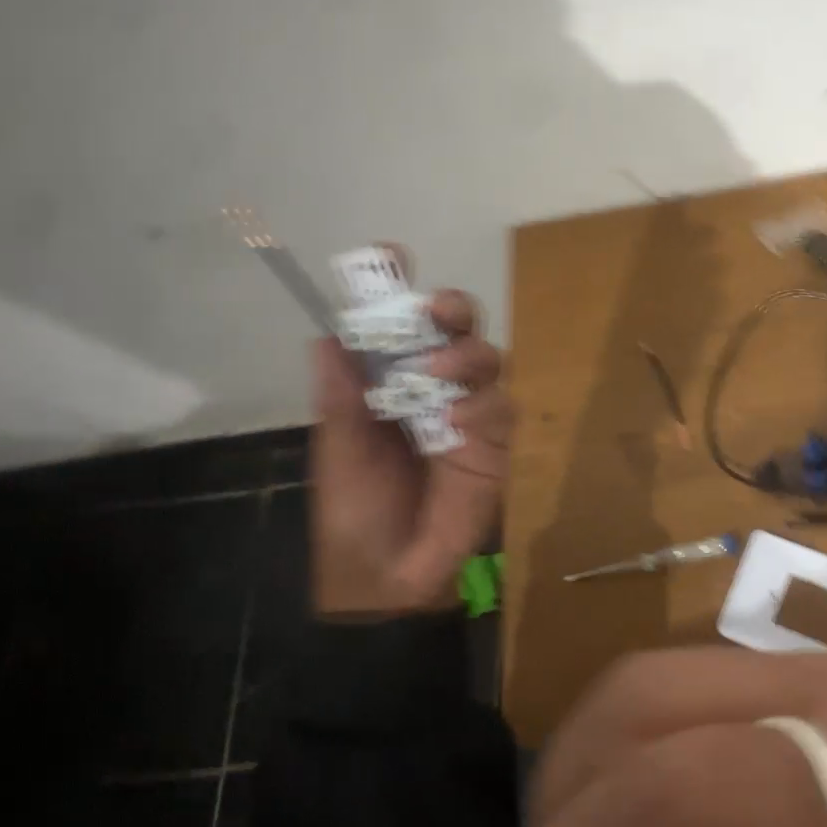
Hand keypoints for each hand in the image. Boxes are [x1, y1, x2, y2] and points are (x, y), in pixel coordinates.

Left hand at [308, 253, 513, 614]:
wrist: (386, 570)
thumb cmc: (354, 510)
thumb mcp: (336, 450)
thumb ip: (338, 398)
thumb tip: (325, 336)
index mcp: (390, 381)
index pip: (401, 325)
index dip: (400, 290)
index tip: (391, 256)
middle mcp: (434, 387)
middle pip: (458, 331)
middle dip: (452, 310)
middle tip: (435, 311)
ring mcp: (470, 414)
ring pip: (489, 362)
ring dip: (467, 356)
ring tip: (438, 373)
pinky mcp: (496, 446)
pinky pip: (501, 411)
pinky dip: (482, 408)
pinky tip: (455, 423)